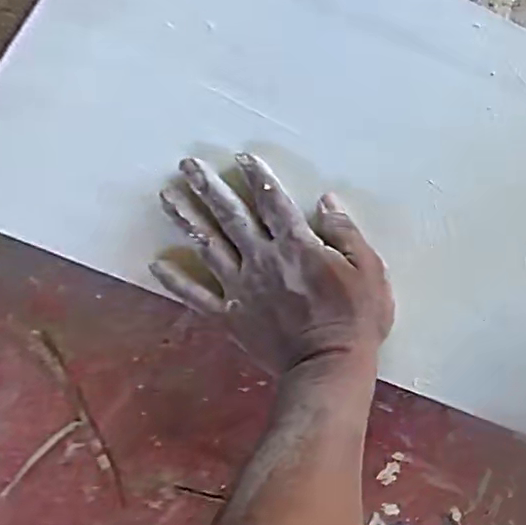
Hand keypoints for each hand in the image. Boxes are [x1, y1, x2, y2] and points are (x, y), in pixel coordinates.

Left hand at [152, 154, 393, 376]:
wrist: (328, 366)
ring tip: (168, 196)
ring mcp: (242, 288)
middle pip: (231, 216)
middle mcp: (263, 260)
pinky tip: (157, 265)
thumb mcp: (369, 270)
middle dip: (208, 187)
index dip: (257, 177)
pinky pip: (197, 295)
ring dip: (186, 219)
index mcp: (297, 246)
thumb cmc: (356, 319)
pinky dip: (176, 281)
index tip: (242, 158)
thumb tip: (326, 202)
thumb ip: (345, 233)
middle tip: (188, 165)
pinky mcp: (231, 316)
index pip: (273, 202)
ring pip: (208, 246)